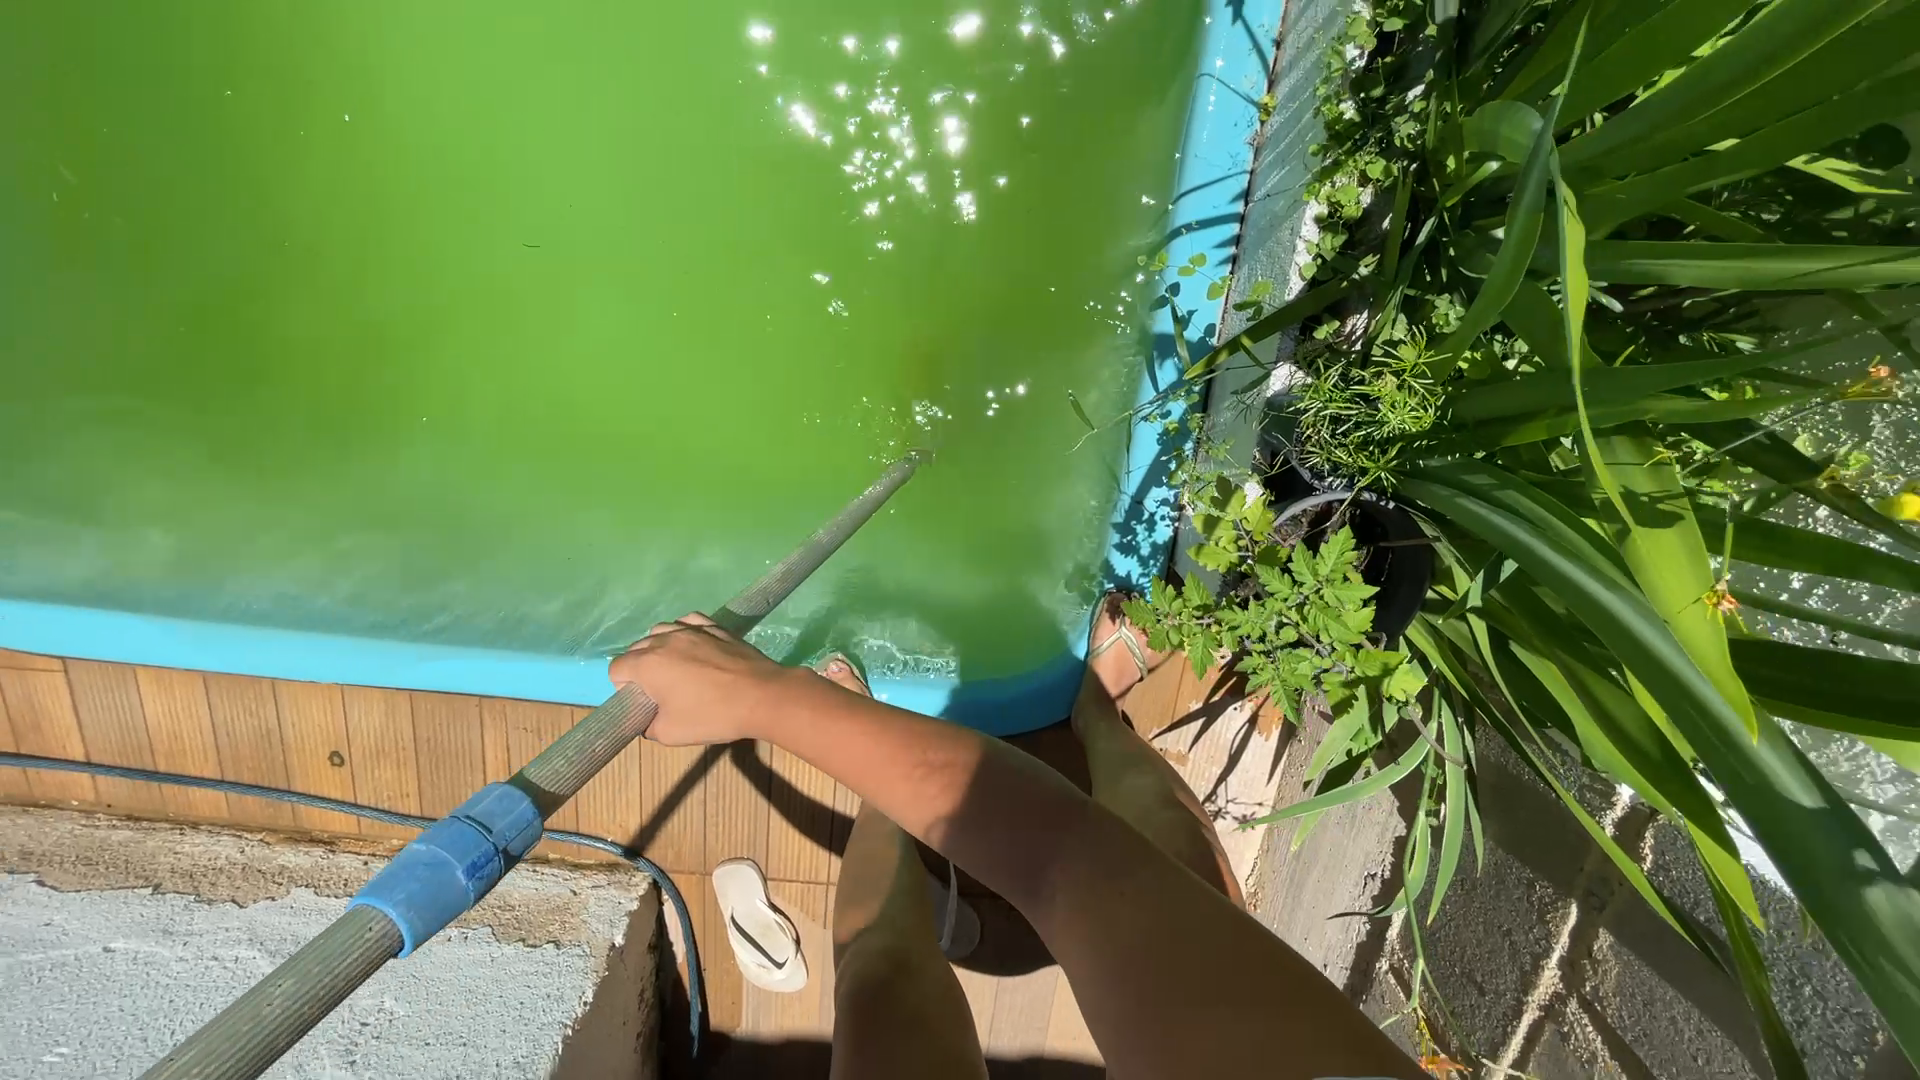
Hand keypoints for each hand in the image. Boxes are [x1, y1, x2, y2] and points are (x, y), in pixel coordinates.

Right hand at [608, 613, 792, 745]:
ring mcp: (693, 629)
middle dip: (640, 667)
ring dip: (660, 646)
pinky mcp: (717, 627)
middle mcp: (666, 639)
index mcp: (648, 664)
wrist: (761, 696)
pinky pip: (690, 621)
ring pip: (662, 629)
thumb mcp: (670, 733)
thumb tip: (647, 719)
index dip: (622, 687)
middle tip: (659, 690)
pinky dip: (684, 630)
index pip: (617, 668)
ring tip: (675, 667)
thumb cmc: (712, 715)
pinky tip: (692, 644)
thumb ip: (648, 725)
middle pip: (638, 647)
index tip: (641, 702)